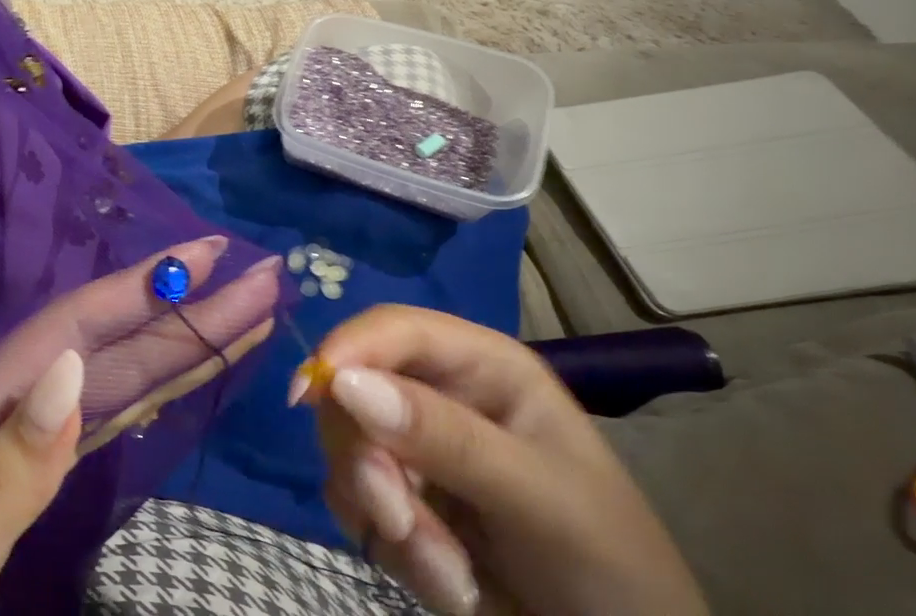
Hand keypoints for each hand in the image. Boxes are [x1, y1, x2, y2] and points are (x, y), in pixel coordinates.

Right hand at [295, 305, 705, 615]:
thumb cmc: (608, 564)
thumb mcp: (538, 498)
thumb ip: (446, 438)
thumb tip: (343, 381)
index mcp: (484, 369)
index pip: (394, 331)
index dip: (346, 351)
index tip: (307, 397)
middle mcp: (439, 397)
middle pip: (352, 393)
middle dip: (369, 462)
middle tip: (400, 522)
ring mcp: (414, 451)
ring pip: (346, 453)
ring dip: (387, 517)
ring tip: (450, 575)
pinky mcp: (399, 503)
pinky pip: (353, 503)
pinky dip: (388, 547)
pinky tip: (445, 584)